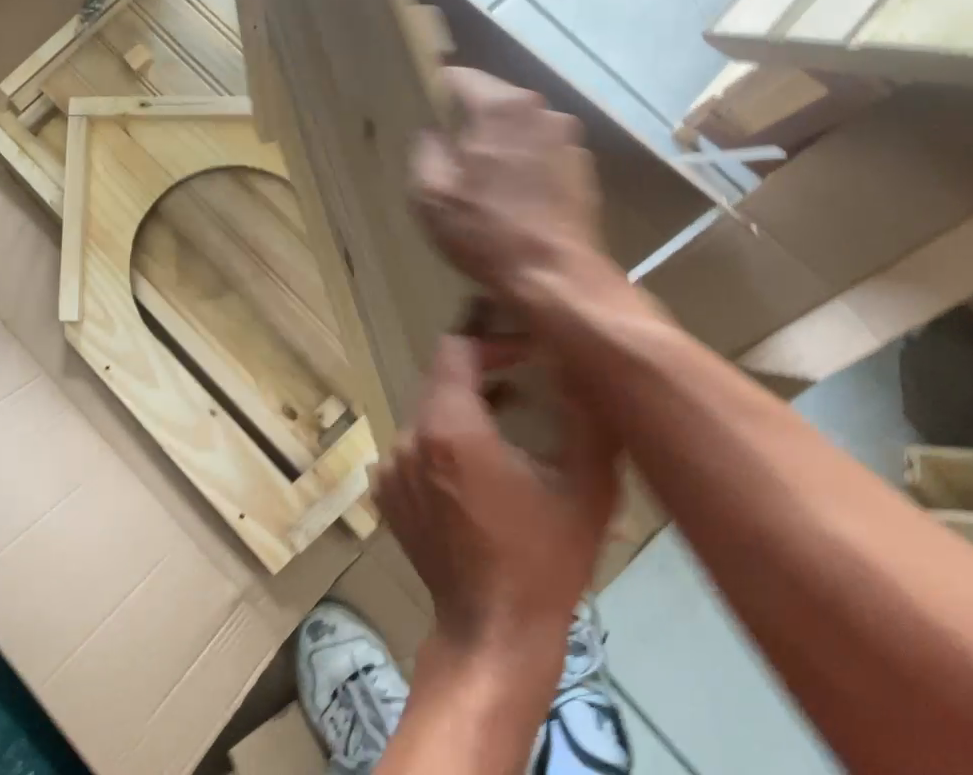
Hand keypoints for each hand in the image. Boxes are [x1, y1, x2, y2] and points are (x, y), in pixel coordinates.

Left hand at [375, 335, 618, 659]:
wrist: (493, 630)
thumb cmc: (544, 560)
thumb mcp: (587, 486)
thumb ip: (585, 416)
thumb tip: (579, 365)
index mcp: (449, 430)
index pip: (455, 349)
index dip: (492, 341)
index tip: (527, 354)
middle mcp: (408, 440)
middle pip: (440, 381)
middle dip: (483, 374)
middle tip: (526, 383)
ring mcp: (391, 469)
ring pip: (428, 415)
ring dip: (464, 411)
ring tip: (510, 425)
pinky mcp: (386, 495)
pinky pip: (414, 448)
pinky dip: (442, 444)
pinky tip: (477, 469)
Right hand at [412, 68, 646, 344]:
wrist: (553, 277)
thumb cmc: (485, 232)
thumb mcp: (430, 192)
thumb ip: (424, 149)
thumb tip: (432, 133)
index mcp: (501, 107)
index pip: (457, 77)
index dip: (434, 96)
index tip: (423, 122)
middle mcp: (541, 110)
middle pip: (491, 102)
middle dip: (469, 125)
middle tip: (450, 162)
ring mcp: (568, 138)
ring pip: (518, 129)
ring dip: (499, 146)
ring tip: (484, 185)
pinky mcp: (582, 166)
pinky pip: (540, 153)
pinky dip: (524, 166)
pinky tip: (514, 200)